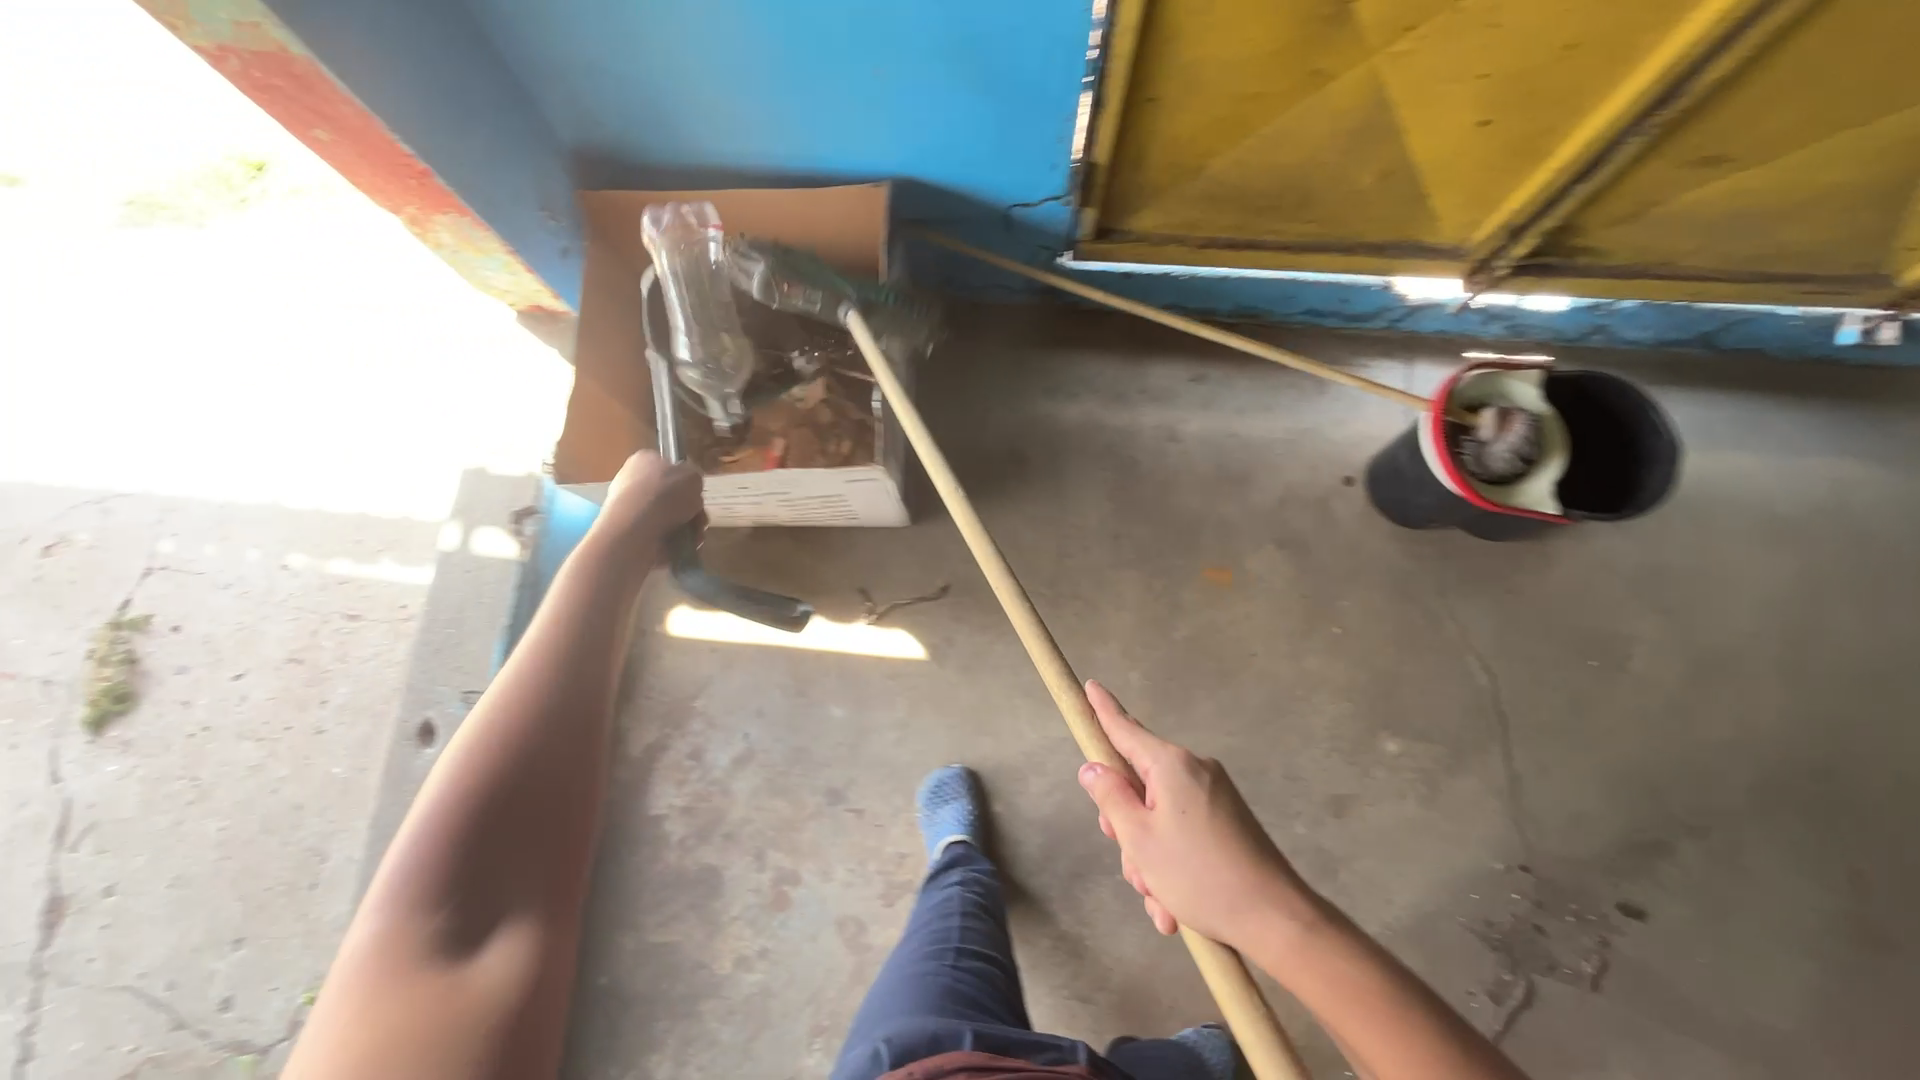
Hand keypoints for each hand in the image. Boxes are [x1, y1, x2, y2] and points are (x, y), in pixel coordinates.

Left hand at [595, 451, 703, 554]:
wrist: (636, 528)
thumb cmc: (666, 494)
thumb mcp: (694, 476)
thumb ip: (695, 477)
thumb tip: (689, 485)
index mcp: (644, 460)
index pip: (668, 465)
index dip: (685, 479)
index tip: (696, 491)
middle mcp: (633, 481)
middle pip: (671, 494)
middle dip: (690, 508)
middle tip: (700, 518)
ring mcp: (630, 507)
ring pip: (669, 517)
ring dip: (688, 526)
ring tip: (694, 535)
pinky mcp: (631, 531)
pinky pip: (661, 535)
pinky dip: (675, 541)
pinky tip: (684, 545)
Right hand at [1077, 680, 1315, 950]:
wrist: (1275, 919)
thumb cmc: (1199, 875)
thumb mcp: (1140, 839)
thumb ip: (1111, 799)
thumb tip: (1094, 768)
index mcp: (1172, 766)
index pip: (1125, 730)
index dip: (1103, 710)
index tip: (1091, 685)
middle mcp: (1195, 772)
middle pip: (1139, 786)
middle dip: (1128, 829)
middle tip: (1133, 865)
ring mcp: (1215, 797)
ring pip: (1160, 818)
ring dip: (1151, 860)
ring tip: (1160, 901)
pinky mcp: (1228, 823)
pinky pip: (1184, 835)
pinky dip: (1173, 867)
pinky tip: (1175, 910)